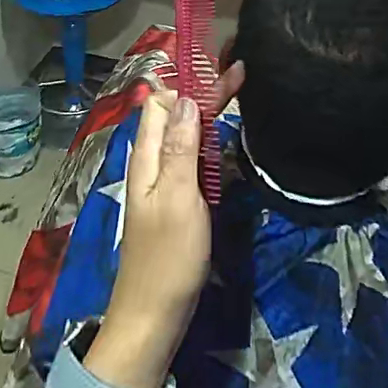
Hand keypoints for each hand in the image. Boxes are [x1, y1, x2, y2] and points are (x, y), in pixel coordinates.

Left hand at [87, 88, 209, 387]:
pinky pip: (190, 157)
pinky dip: (207, 139)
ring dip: (207, 112)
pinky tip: (225, 138)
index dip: (188, 83)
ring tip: (237, 93)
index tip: (223, 71)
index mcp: (146, 157)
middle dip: (203, 92)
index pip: (160, 102)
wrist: (154, 316)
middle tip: (241, 74)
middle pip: (174, 114)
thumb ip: (181, 147)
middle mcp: (152, 162)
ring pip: (183, 134)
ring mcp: (163, 181)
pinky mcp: (176, 198)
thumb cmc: (167, 257)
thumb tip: (186, 97)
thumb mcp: (178, 197)